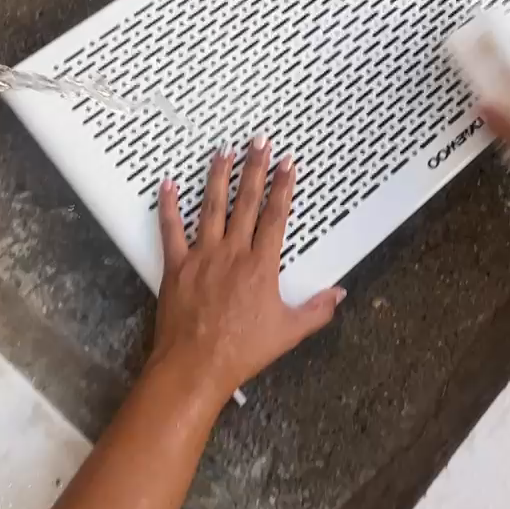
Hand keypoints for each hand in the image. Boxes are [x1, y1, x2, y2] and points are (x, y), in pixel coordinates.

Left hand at [148, 138, 343, 404]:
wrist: (196, 367)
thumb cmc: (243, 351)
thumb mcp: (289, 332)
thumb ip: (317, 310)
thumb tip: (340, 293)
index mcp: (261, 265)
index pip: (276, 216)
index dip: (283, 187)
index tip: (287, 163)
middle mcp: (233, 252)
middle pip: (246, 202)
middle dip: (254, 169)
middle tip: (258, 141)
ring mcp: (202, 256)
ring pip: (211, 208)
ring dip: (218, 177)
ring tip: (223, 151)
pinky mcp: (176, 266)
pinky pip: (171, 231)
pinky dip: (169, 207)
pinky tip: (168, 184)